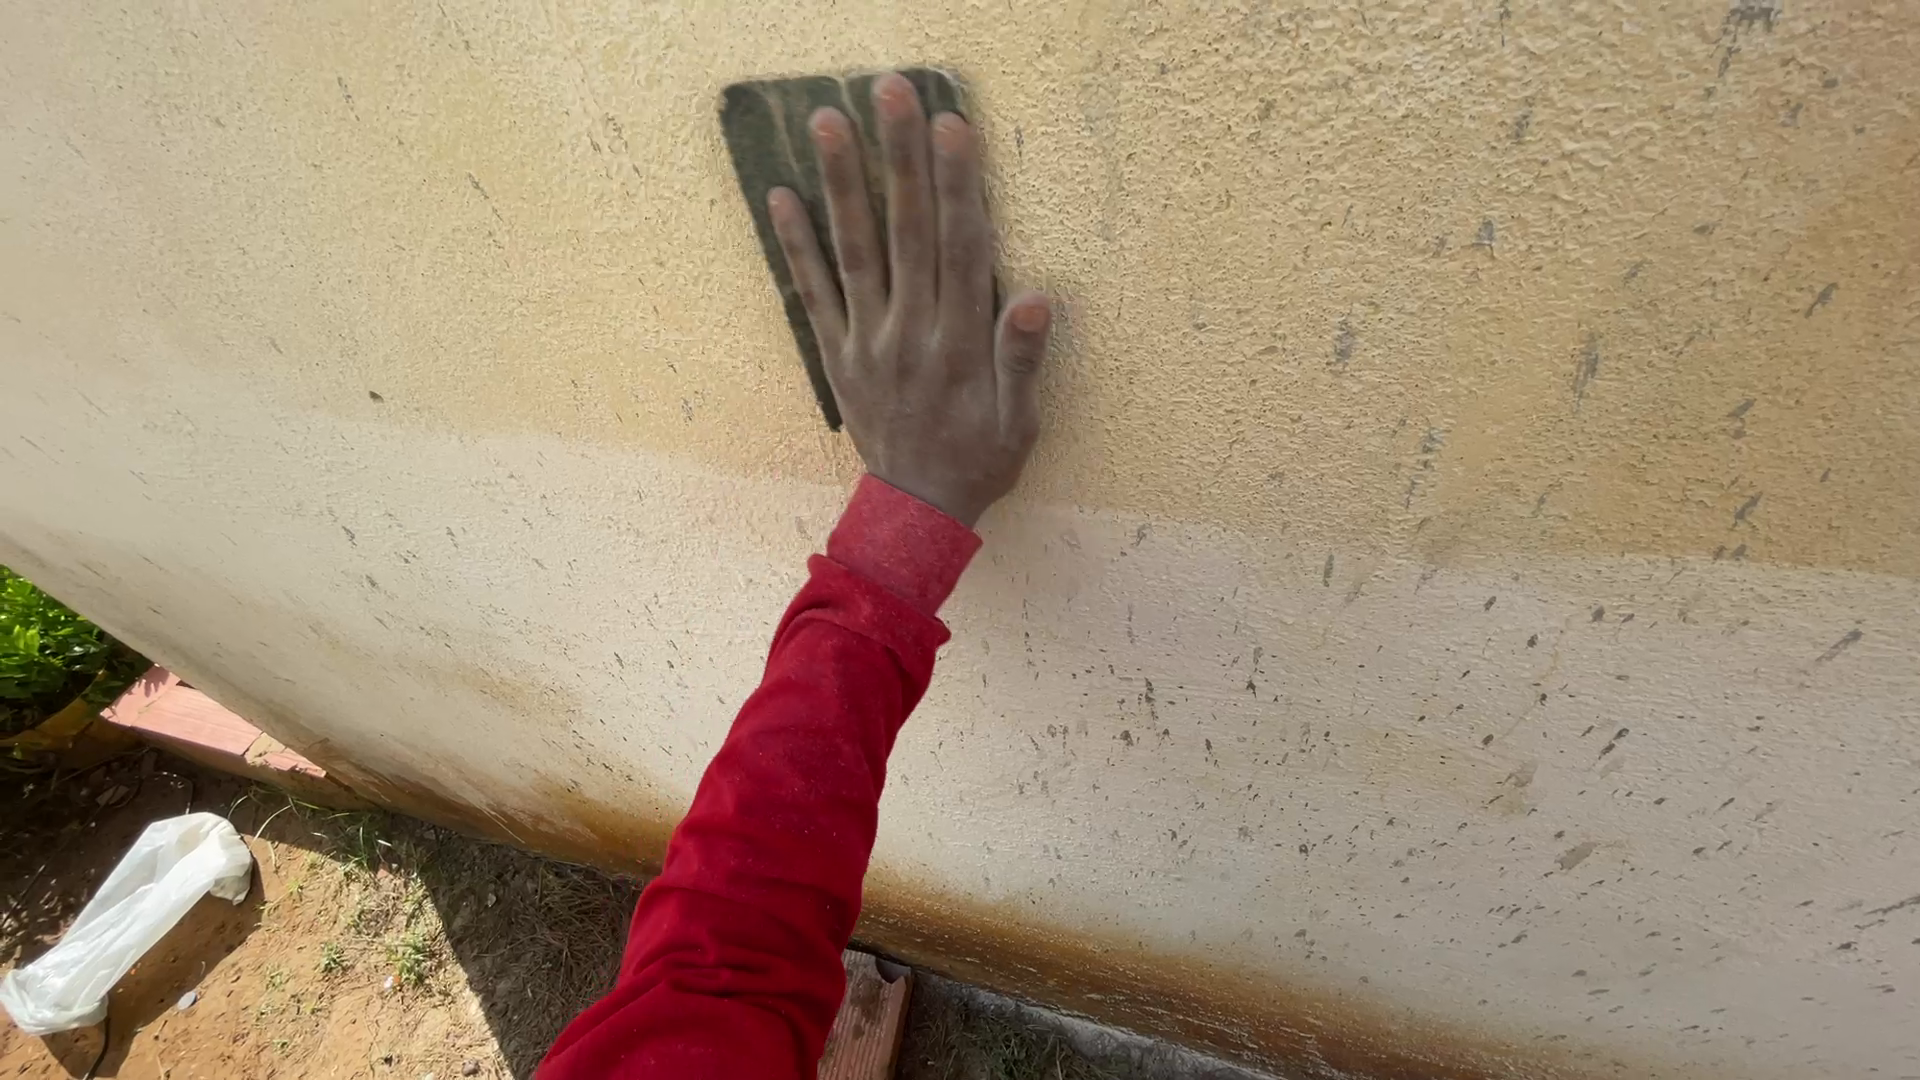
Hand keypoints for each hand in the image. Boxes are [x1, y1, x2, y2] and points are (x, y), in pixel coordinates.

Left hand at [766, 73, 1051, 526]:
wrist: (916, 509)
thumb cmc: (977, 462)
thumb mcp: (1020, 424)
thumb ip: (1023, 362)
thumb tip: (1039, 301)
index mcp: (960, 346)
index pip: (961, 251)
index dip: (958, 187)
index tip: (951, 125)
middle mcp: (911, 334)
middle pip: (907, 235)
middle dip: (901, 160)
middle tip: (890, 91)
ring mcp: (868, 343)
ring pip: (855, 253)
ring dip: (841, 185)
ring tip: (826, 122)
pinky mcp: (838, 357)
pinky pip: (814, 296)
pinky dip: (796, 248)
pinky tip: (780, 199)